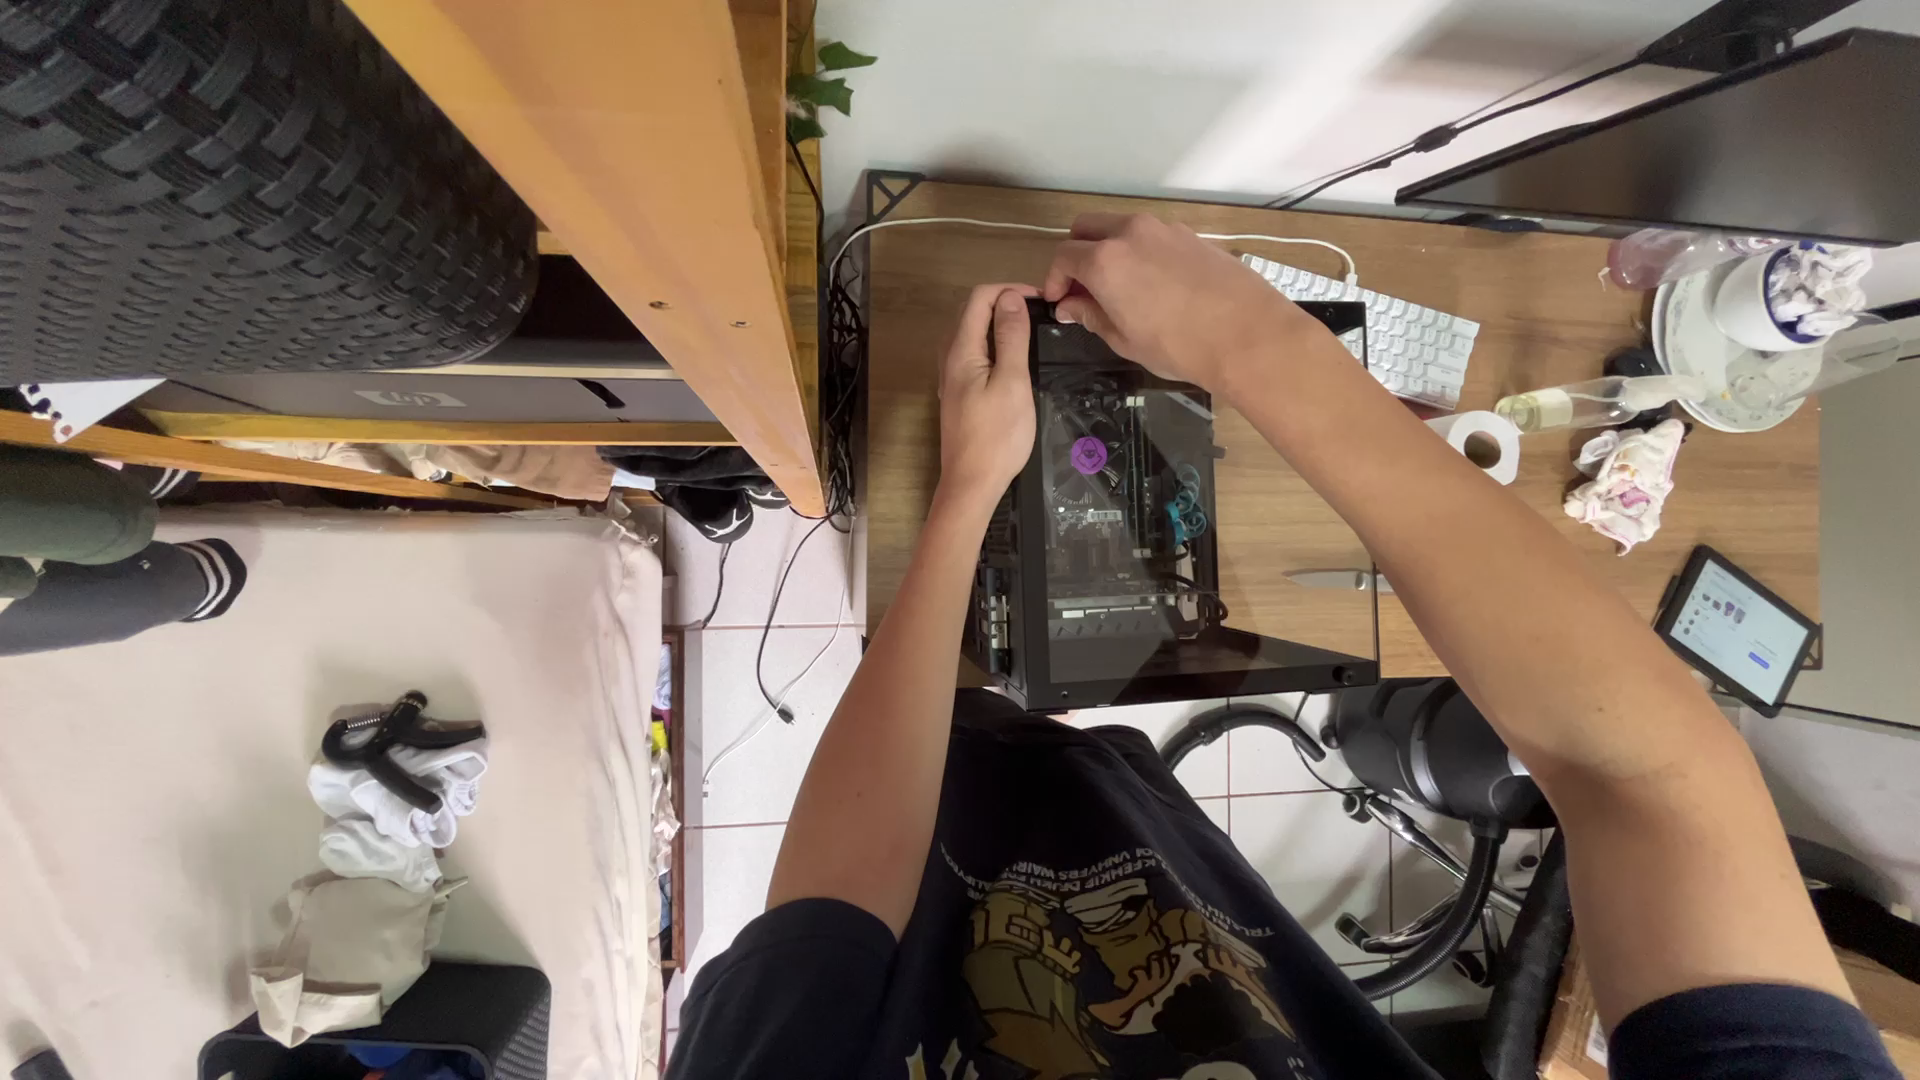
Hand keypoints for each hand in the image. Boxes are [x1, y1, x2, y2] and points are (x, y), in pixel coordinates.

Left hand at [938, 284, 1040, 506]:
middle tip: (1039, 314)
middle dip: (1004, 304)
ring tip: (1030, 334)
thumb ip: (1010, 338)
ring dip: (998, 326)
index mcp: (961, 351)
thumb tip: (1011, 298)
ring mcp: (950, 379)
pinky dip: (992, 347)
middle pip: (971, 313)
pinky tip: (1012, 362)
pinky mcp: (957, 396)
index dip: (1010, 290)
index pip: (979, 298)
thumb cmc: (997, 436)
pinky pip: (972, 357)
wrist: (972, 484)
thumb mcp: (1012, 382)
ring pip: (971, 335)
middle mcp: (949, 360)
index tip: (1041, 301)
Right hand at [1041, 213, 1316, 396]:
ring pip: (1119, 227)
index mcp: (1104, 260)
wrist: (1246, 334)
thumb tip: (1070, 306)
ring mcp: (1162, 229)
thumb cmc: (1178, 345)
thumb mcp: (1123, 338)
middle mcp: (1129, 233)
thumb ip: (1091, 315)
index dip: (1054, 280)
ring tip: (1117, 288)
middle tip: (1081, 289)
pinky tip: (1151, 285)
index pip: (1063, 257)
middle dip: (1076, 254)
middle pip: (1086, 228)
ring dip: (1107, 250)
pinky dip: (1138, 251)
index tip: (1059, 302)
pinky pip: (1150, 235)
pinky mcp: (1189, 234)